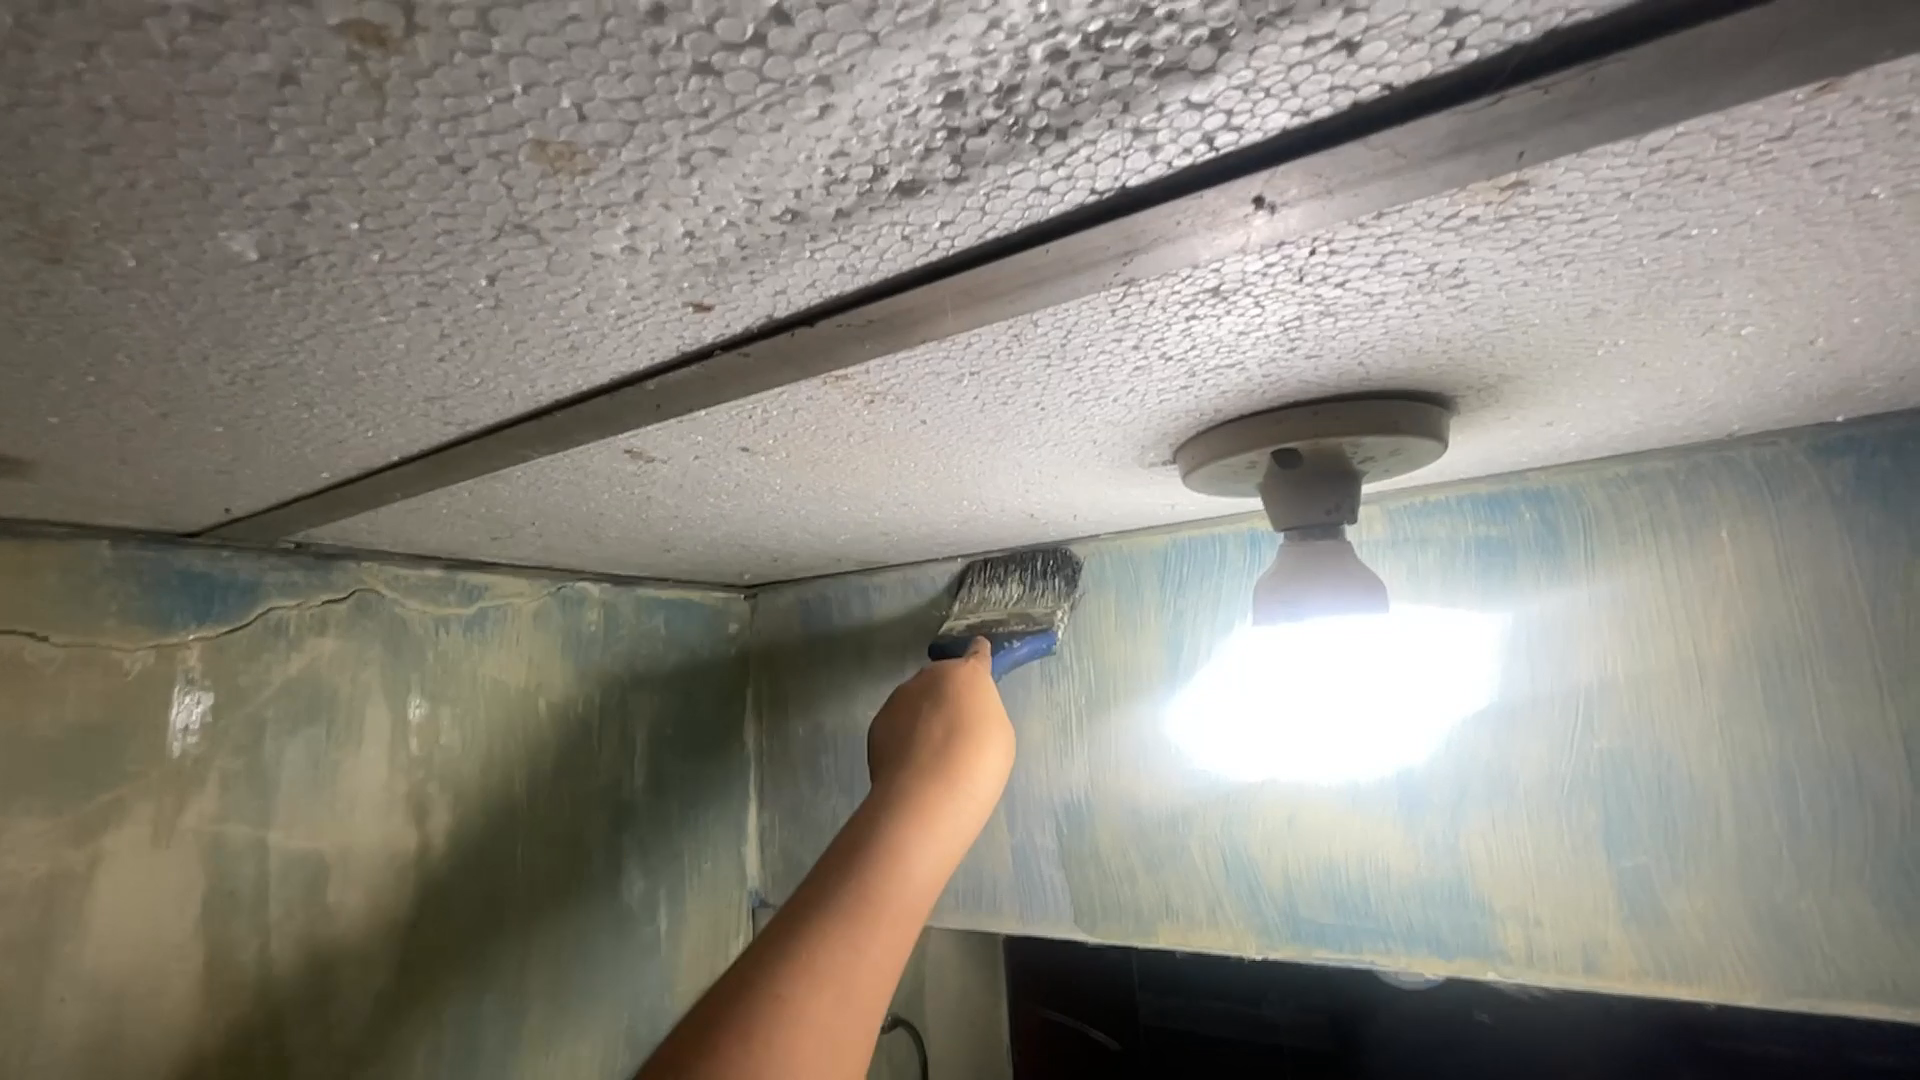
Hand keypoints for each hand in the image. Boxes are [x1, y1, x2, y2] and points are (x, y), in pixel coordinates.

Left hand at [866, 637, 1014, 825]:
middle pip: (941, 678)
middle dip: (947, 695)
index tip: (978, 655)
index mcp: (967, 675)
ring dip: (923, 716)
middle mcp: (930, 676)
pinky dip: (903, 737)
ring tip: (931, 754)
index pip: (976, 654)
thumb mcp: (998, 733)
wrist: (928, 793)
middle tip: (956, 729)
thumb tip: (965, 715)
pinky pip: (897, 723)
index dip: (978, 657)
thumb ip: (981, 713)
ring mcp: (899, 697)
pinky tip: (911, 764)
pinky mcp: (878, 722)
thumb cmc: (979, 761)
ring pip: (915, 700)